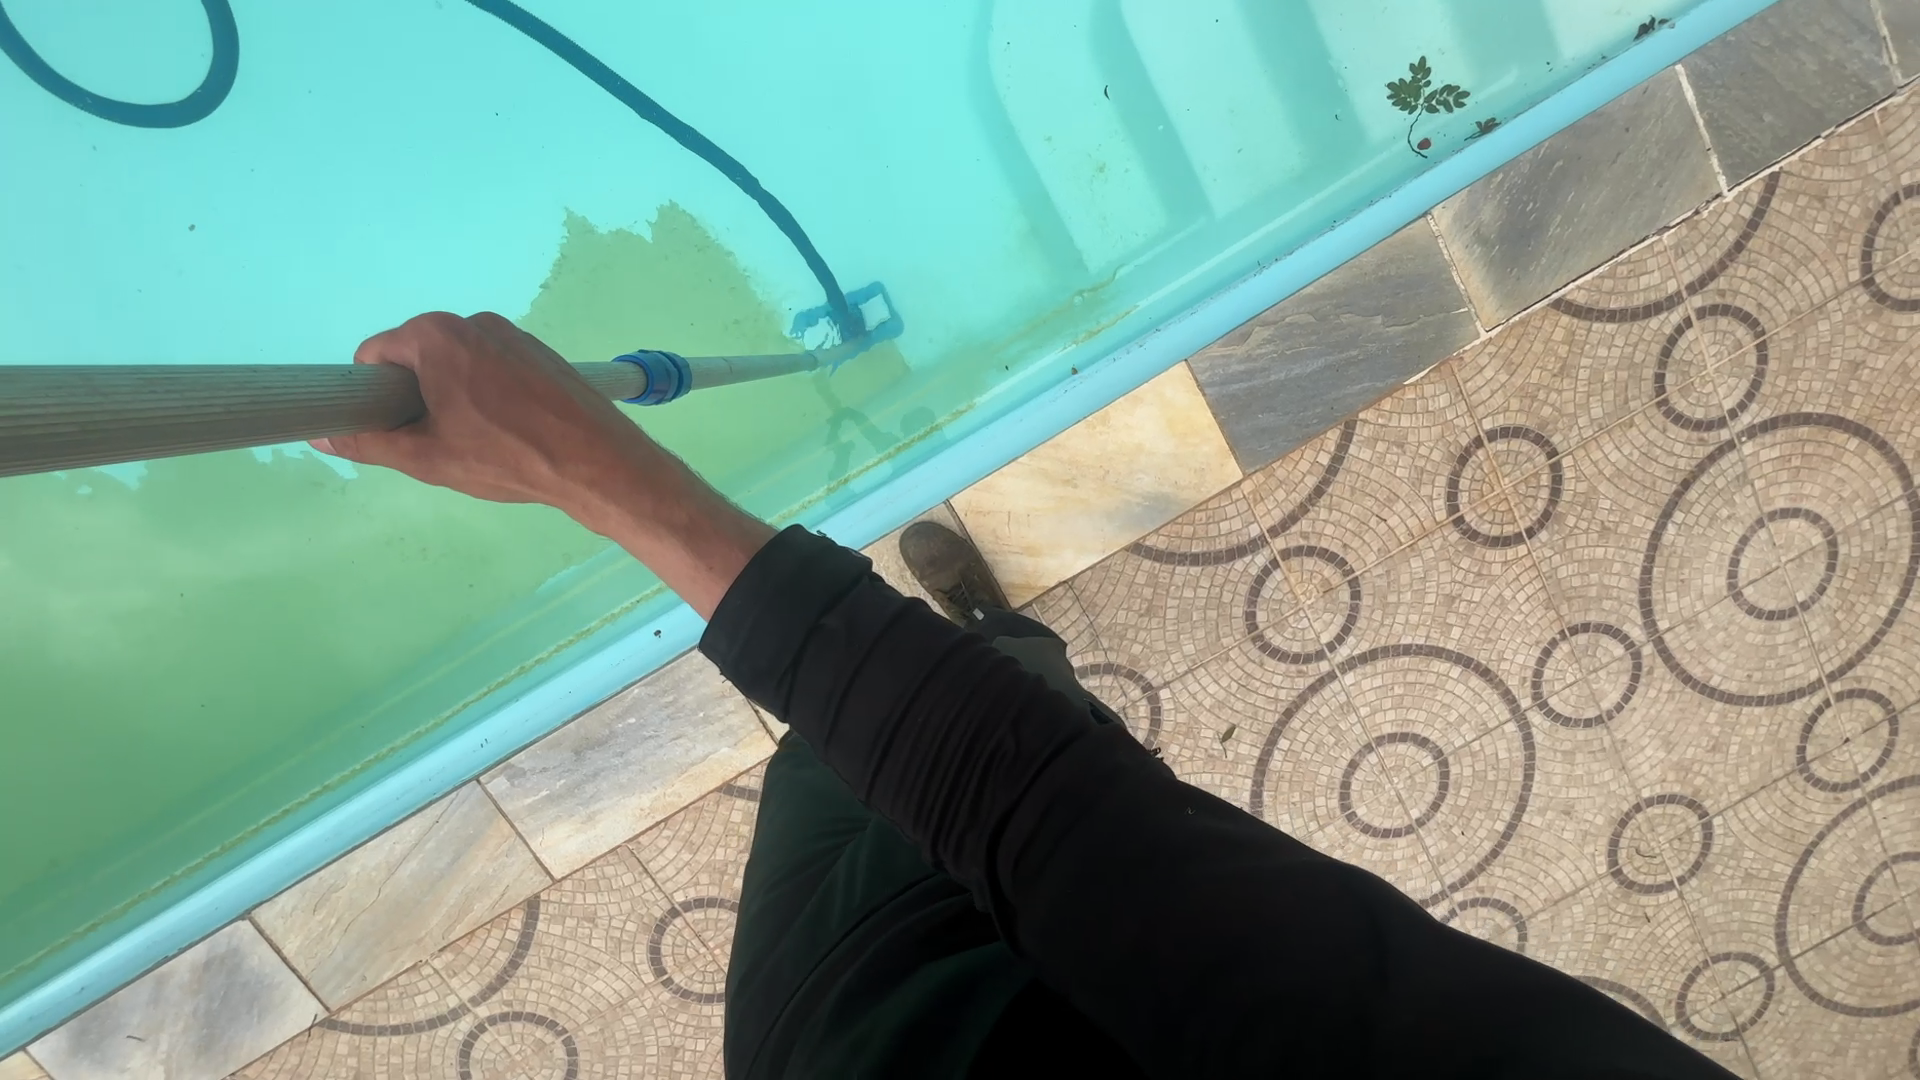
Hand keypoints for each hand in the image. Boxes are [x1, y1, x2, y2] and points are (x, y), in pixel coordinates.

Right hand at [318, 311, 773, 616]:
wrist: (601, 463)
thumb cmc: (510, 457)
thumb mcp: (429, 457)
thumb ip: (370, 442)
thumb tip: (325, 438)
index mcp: (437, 334)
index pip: (377, 355)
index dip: (375, 394)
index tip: (394, 427)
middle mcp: (478, 323)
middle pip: (423, 357)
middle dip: (421, 395)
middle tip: (443, 439)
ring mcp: (519, 336)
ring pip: (466, 366)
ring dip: (461, 396)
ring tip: (485, 439)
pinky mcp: (549, 355)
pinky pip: (502, 370)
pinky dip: (497, 394)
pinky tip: (516, 429)